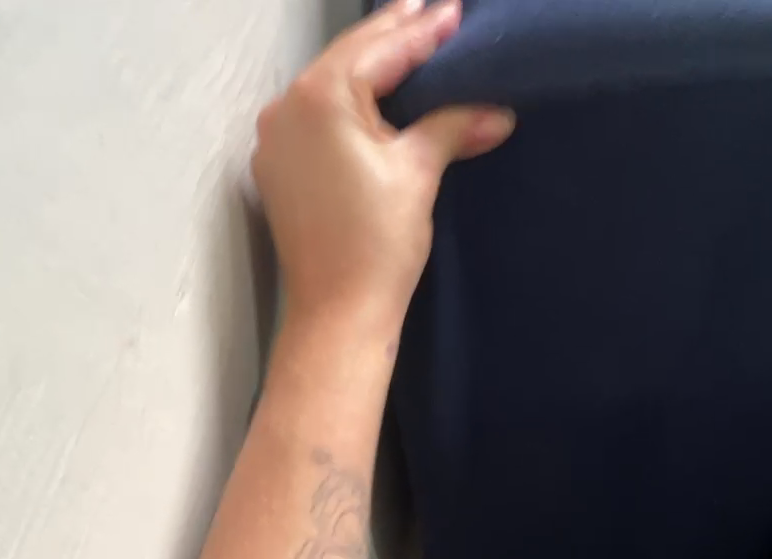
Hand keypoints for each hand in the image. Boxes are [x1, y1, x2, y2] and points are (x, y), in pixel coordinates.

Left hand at [252, 0, 514, 333]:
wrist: (338, 315)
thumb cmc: (377, 246)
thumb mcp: (419, 174)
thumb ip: (453, 126)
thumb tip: (496, 111)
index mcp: (320, 97)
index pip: (381, 48)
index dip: (423, 30)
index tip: (455, 12)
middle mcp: (286, 110)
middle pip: (349, 61)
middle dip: (392, 40)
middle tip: (430, 13)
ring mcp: (275, 143)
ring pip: (329, 90)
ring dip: (368, 71)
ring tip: (406, 50)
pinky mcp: (278, 173)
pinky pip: (316, 123)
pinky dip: (346, 108)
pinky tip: (372, 104)